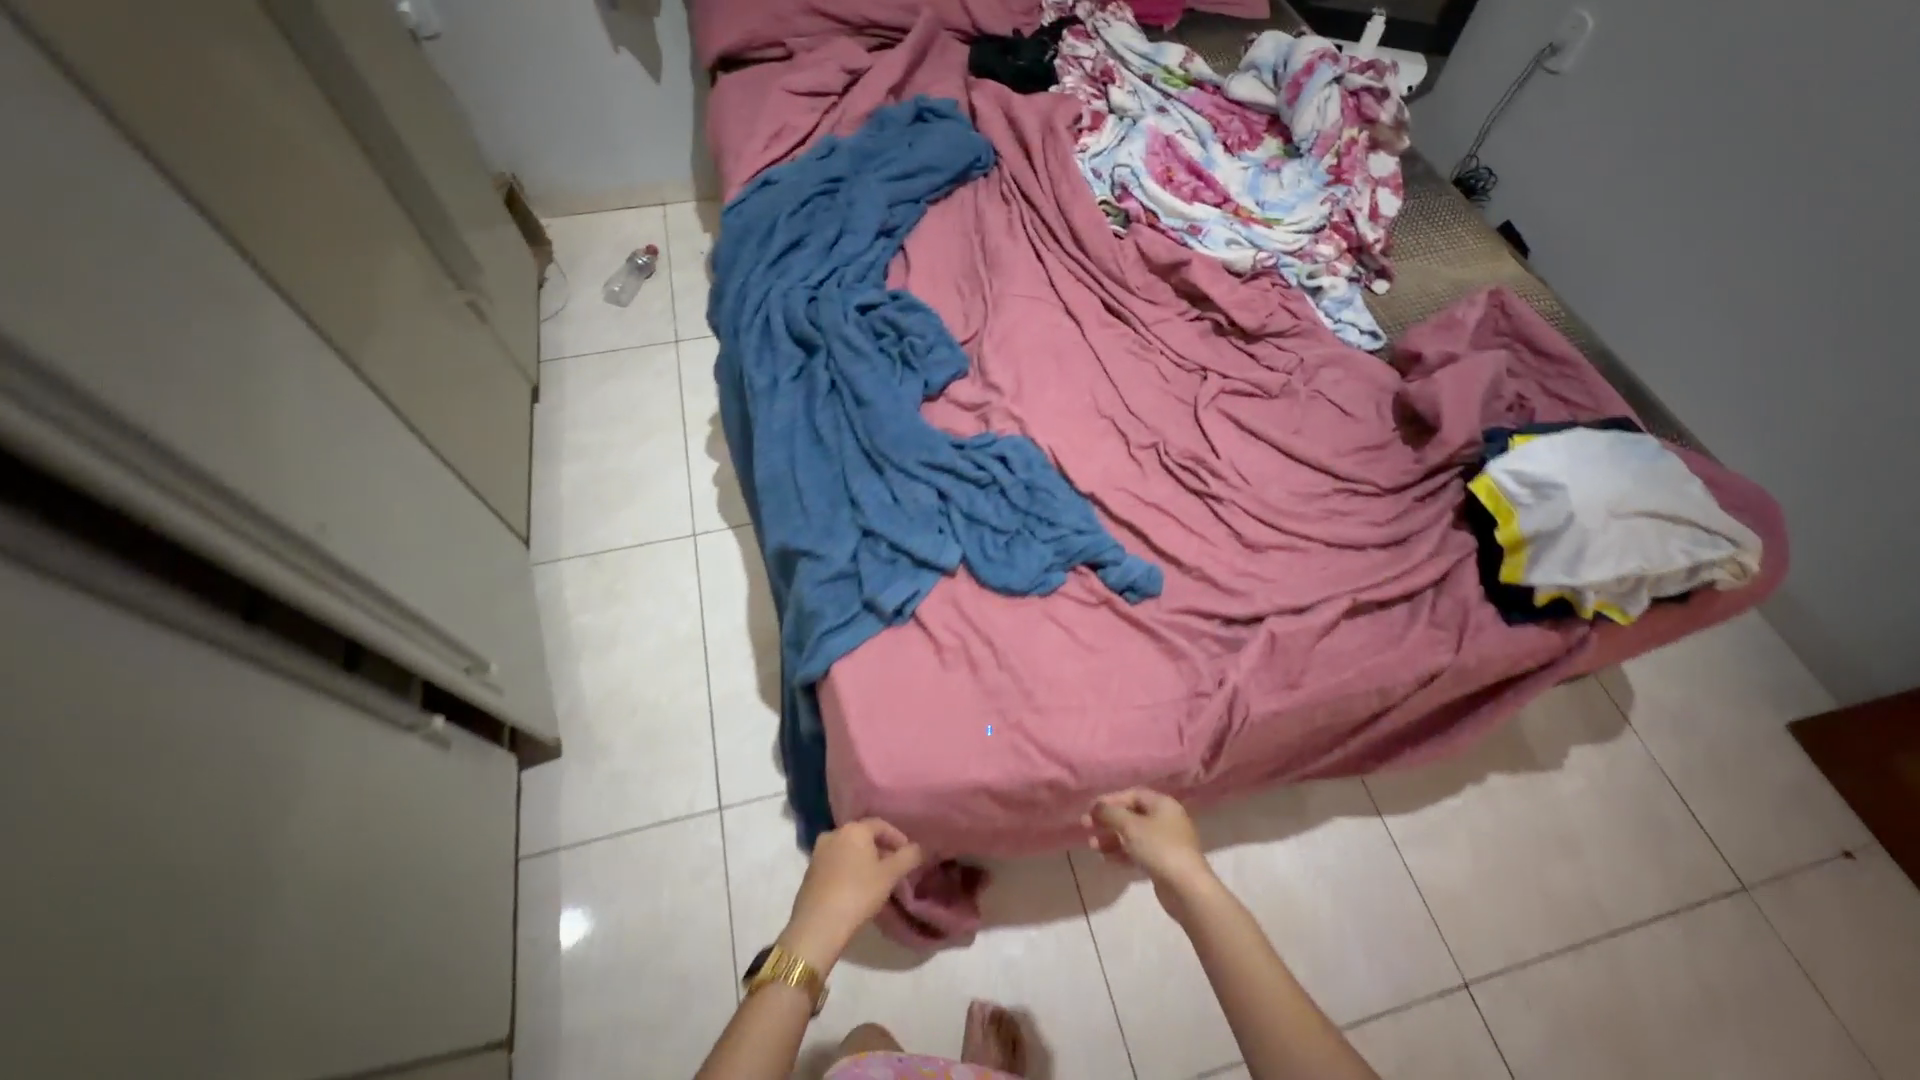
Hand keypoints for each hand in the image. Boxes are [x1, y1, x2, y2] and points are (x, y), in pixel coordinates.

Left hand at [780, 818, 924, 968]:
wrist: (818, 924)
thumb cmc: (858, 893)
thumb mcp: (890, 875)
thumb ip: (908, 857)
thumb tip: (918, 848)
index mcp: (853, 830)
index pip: (881, 825)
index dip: (898, 838)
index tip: (909, 855)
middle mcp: (833, 834)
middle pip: (864, 837)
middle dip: (881, 850)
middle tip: (895, 869)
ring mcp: (818, 853)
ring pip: (849, 850)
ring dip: (865, 860)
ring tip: (878, 880)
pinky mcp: (810, 872)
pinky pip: (836, 863)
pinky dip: (850, 869)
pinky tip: (857, 888)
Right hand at [1083, 789, 1217, 911]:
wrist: (1186, 888)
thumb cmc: (1158, 848)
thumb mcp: (1130, 826)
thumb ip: (1110, 813)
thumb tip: (1096, 806)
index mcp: (1162, 804)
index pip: (1132, 794)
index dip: (1110, 800)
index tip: (1091, 810)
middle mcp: (1166, 819)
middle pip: (1131, 815)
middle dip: (1108, 821)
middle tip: (1086, 827)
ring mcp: (1165, 842)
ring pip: (1133, 836)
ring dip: (1111, 839)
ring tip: (1093, 847)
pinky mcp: (1163, 862)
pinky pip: (1138, 852)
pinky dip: (1122, 854)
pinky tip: (1106, 860)